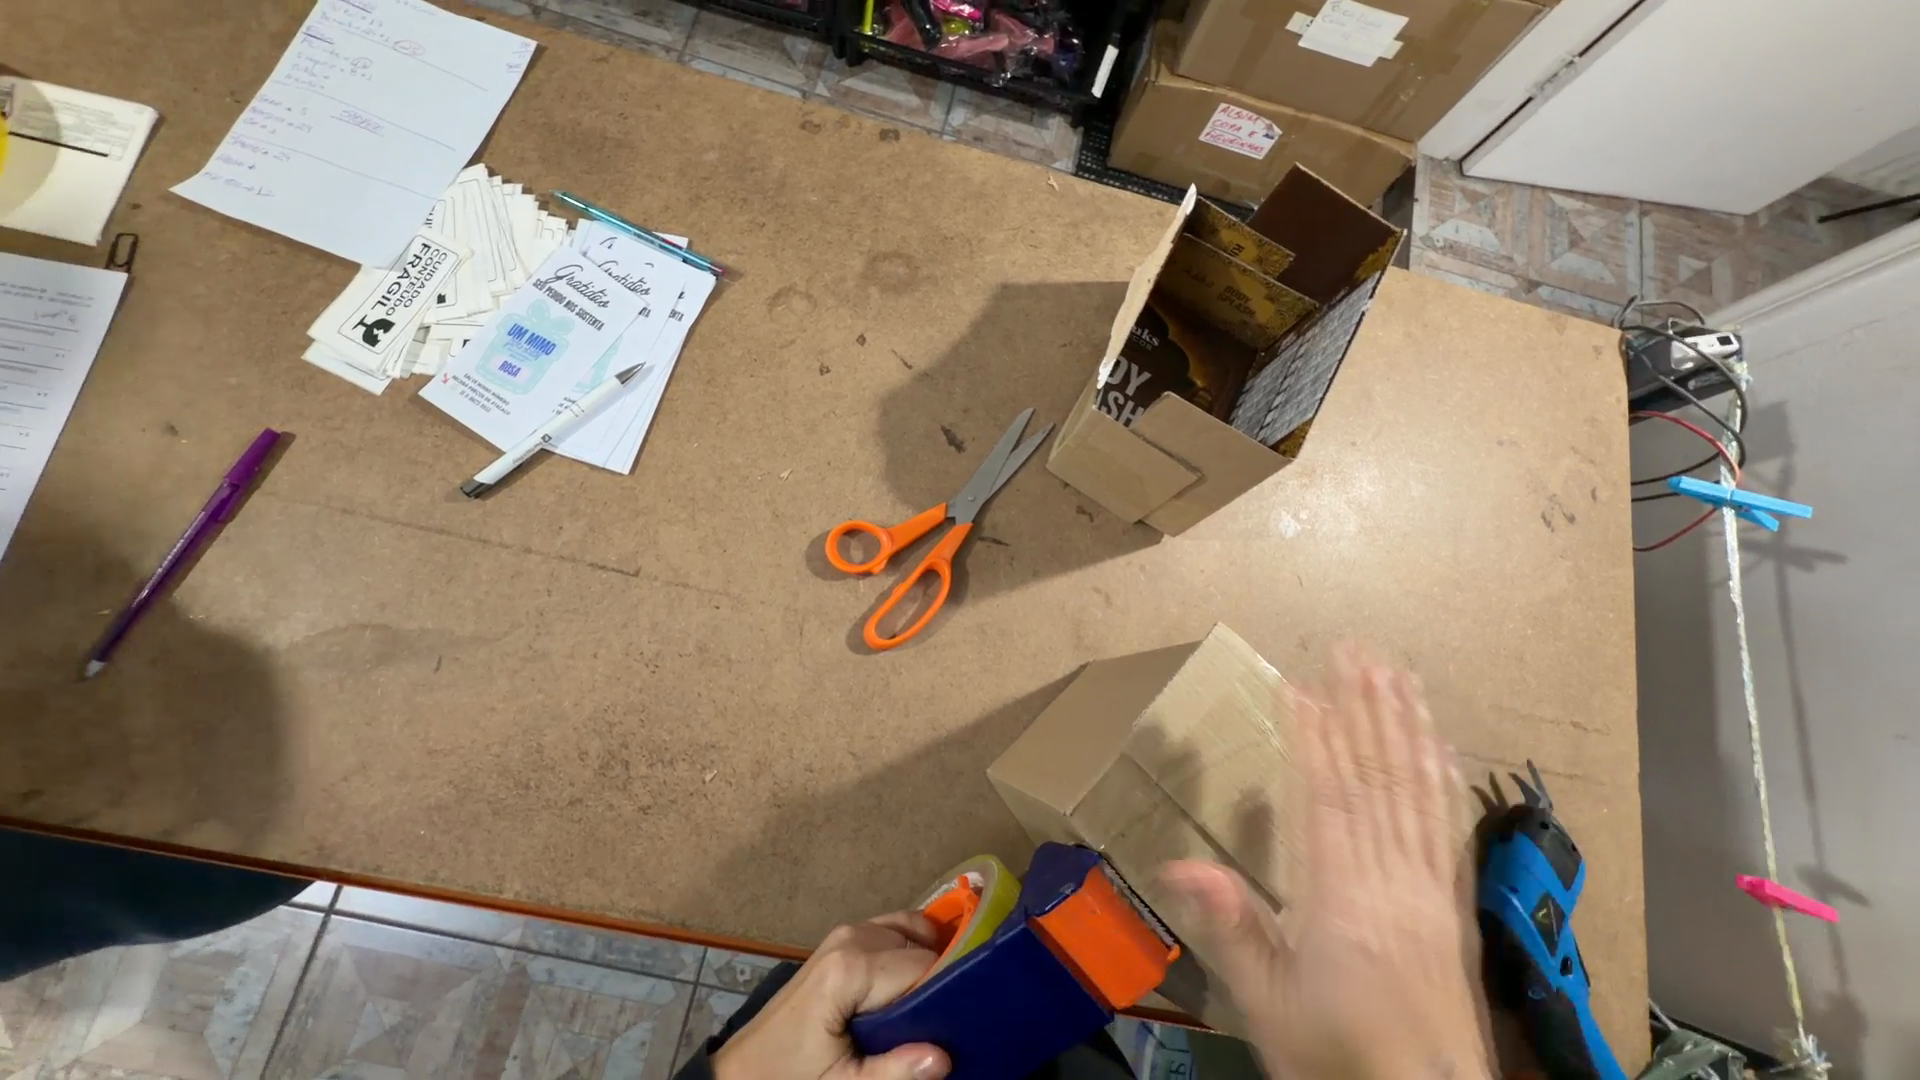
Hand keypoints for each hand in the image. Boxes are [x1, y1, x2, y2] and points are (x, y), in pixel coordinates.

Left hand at [711, 912, 951, 1079]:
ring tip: (934, 1004)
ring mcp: (848, 932)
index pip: (922, 966)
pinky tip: (915, 986)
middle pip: (920, 945)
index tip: (962, 1019)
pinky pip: (893, 930)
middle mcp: (852, 936)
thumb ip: (892, 1070)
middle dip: (939, 976)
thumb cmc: (791, 1076)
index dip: (946, 991)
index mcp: (851, 967)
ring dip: (928, 961)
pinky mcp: (845, 938)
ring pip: (911, 932)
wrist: (745, 1070)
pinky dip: (912, 948)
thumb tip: (943, 1057)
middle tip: (950, 1019)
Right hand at [1160, 645, 1491, 1079]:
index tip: (1303, 685)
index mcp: (1343, 897)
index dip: (1316, 737)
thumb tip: (1176, 862)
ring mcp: (1430, 890)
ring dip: (1407, 727)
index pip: (1329, 798)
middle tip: (1357, 651)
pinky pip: (1447, 830)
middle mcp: (1392, 880)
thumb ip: (1230, 927)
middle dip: (1365, 709)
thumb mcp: (1265, 1002)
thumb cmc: (1333, 1054)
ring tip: (1398, 675)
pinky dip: (1444, 782)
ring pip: (1418, 793)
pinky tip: (1443, 748)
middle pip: (1378, 780)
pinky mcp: (1453, 907)